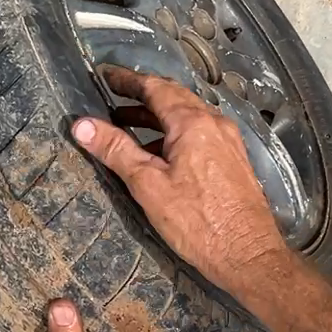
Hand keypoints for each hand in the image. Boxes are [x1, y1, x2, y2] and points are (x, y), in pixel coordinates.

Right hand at [71, 66, 287, 296]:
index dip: (128, 80)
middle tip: (114, 94)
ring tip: (127, 124)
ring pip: (187, 115)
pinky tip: (160, 151)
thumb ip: (116, 150)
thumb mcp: (148, 185)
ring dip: (156, 115)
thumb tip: (81, 125)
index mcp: (192, 122)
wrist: (250, 257)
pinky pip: (199, 131)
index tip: (106, 75)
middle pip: (174, 97)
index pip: (155, 88)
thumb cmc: (197, 222)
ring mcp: (228, 140)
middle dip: (142, 94)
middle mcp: (214, 123)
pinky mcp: (233, 159)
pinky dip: (174, 131)